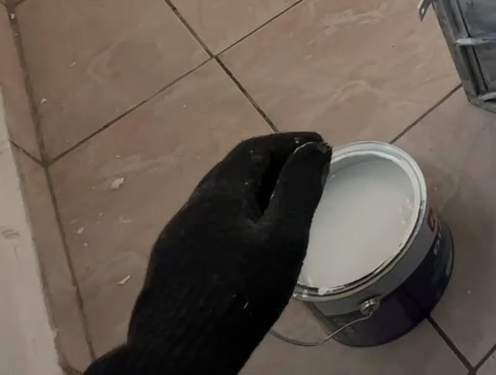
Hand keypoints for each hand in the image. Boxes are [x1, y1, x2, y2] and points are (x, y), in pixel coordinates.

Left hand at [89, 132, 330, 374]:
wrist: (177, 359)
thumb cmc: (240, 292)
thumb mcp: (284, 237)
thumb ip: (299, 188)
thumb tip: (314, 148)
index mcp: (218, 195)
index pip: (255, 149)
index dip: (290, 142)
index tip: (321, 147)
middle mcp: (193, 208)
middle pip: (237, 170)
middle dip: (276, 163)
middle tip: (310, 172)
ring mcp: (179, 238)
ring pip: (224, 198)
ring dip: (259, 189)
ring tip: (290, 202)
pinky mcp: (175, 264)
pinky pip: (215, 221)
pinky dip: (244, 212)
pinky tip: (257, 236)